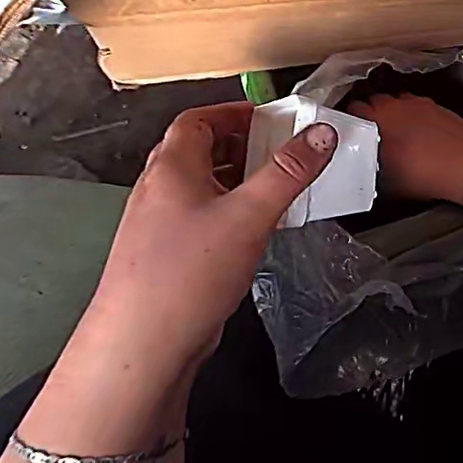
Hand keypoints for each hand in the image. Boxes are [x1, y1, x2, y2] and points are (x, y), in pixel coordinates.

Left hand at [75, 101, 337, 378]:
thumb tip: (322, 133)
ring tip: (281, 185)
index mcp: (171, 170)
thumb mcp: (249, 214)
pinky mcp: (170, 255)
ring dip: (242, 178)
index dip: (234, 113)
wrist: (140, 349)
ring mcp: (161, 226)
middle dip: (244, 145)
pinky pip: (206, 215)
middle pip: (201, 151)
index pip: (196, 121)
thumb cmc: (189, 271)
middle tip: (283, 150)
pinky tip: (261, 227)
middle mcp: (160, 191)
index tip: (272, 118)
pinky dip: (235, 209)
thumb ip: (289, 172)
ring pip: (205, 186)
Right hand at [347, 93, 462, 202]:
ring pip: (397, 101)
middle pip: (375, 100)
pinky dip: (413, 114)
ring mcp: (418, 102)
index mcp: (376, 118)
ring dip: (393, 111)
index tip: (349, 132)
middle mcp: (395, 103)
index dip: (349, 119)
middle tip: (370, 132)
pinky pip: (417, 105)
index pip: (353, 109)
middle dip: (371, 113)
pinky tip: (418, 130)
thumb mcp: (385, 182)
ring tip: (394, 130)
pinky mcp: (437, 106)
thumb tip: (365, 170)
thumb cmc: (420, 174)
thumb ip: (369, 170)